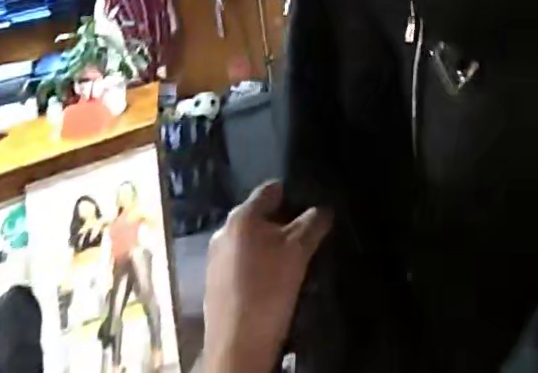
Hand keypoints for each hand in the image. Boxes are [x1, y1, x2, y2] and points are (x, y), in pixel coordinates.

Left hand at [200, 181, 332, 372]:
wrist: (237, 347)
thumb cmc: (269, 289)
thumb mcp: (299, 251)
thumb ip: (313, 223)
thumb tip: (324, 209)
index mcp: (242, 215)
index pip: (270, 189)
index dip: (292, 193)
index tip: (309, 206)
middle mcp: (223, 230)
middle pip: (258, 214)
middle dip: (280, 222)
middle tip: (302, 236)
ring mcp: (214, 257)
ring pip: (248, 239)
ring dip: (266, 244)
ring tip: (287, 260)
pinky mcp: (212, 282)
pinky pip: (238, 261)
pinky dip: (254, 264)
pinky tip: (268, 281)